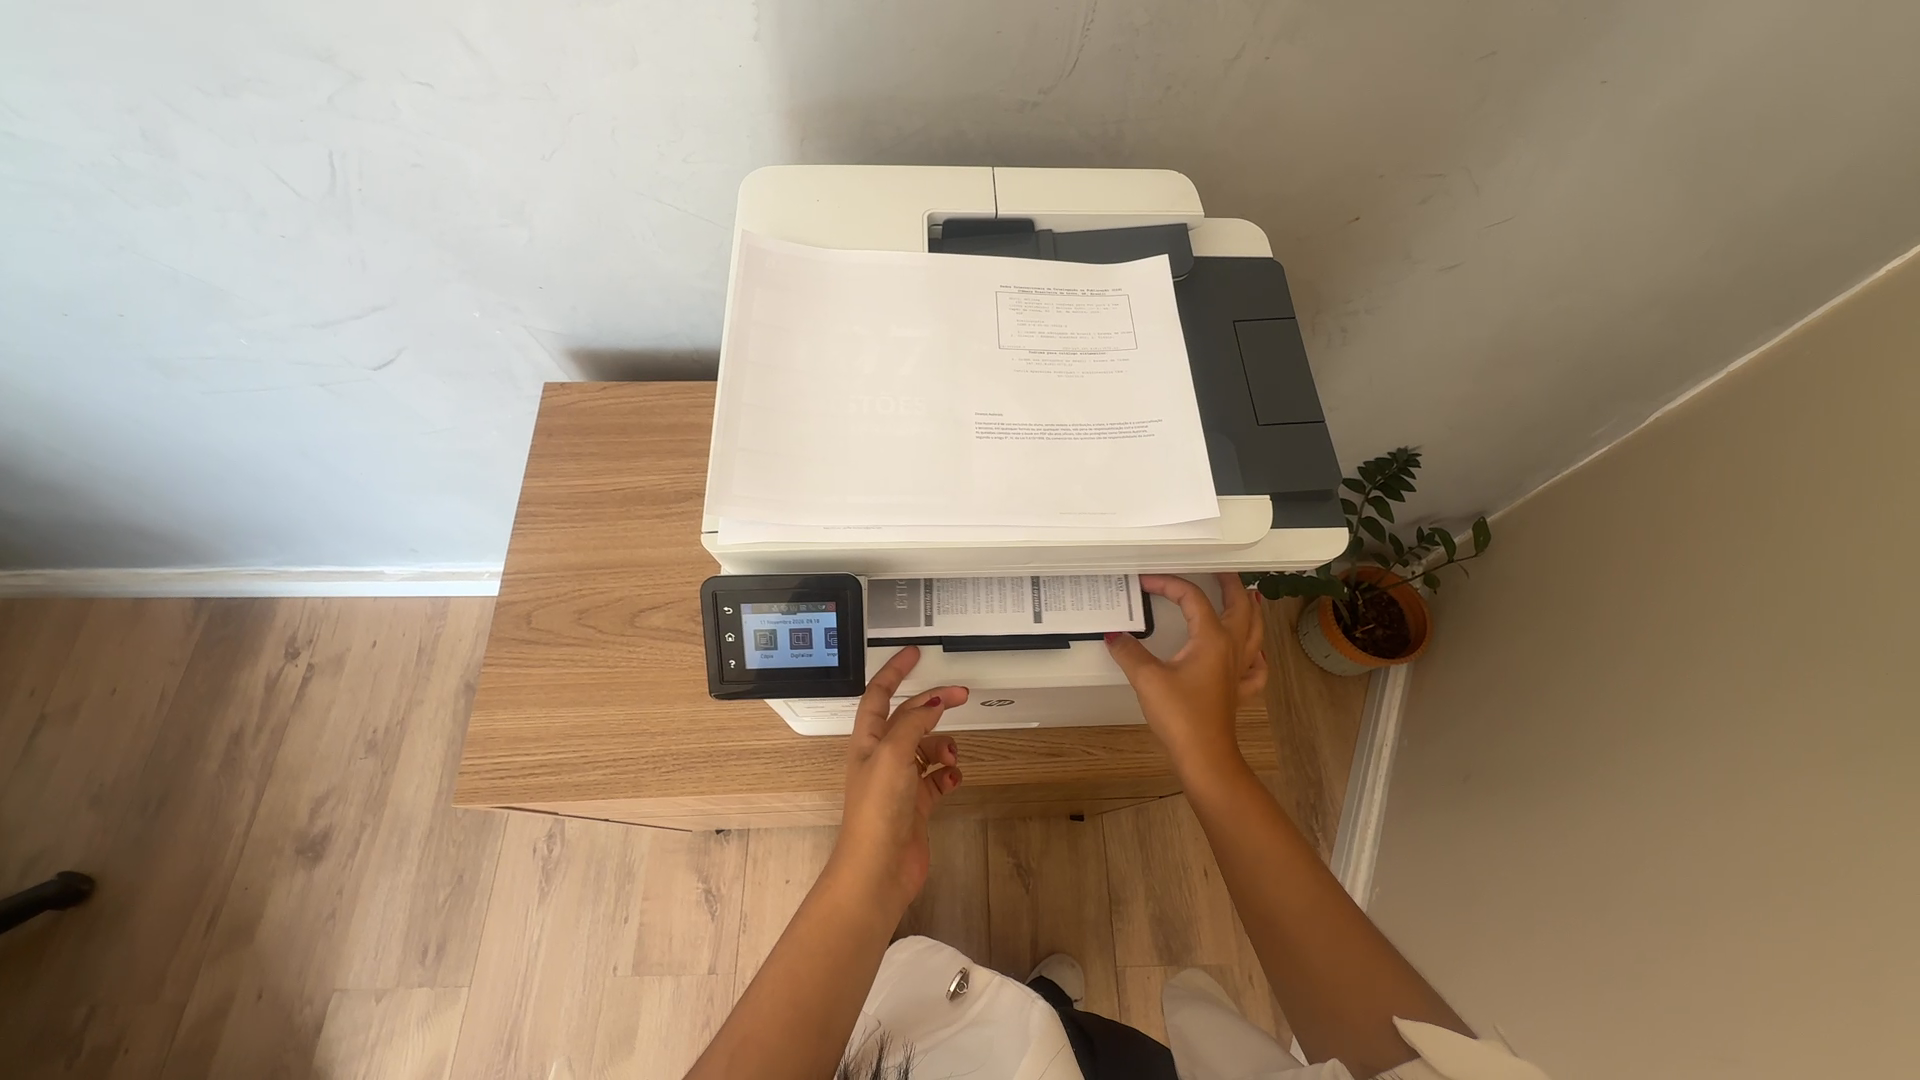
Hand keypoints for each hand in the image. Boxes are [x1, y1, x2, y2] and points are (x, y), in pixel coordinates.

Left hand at [826, 646, 966, 917]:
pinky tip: (954, 777)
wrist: (878, 870)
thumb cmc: (878, 810)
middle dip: (933, 705)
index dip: (894, 671)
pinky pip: (936, 779)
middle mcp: (881, 758)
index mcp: (867, 741)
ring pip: (925, 748)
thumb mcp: (893, 755)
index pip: (879, 695)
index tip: (914, 653)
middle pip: (908, 719)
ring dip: (943, 744)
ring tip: (952, 755)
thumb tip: (933, 702)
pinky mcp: (916, 806)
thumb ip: (913, 723)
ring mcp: (898, 783)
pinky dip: (948, 774)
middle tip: (962, 696)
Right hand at [1105, 573, 1266, 781]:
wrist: (1205, 756)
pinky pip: (1257, 666)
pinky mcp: (1239, 691)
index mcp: (1212, 638)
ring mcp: (1240, 670)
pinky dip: (1257, 654)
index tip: (1145, 582)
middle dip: (1230, 584)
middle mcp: (1232, 648)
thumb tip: (1114, 635)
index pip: (1192, 598)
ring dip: (1250, 610)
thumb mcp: (1146, 678)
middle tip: (1219, 570)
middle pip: (1239, 606)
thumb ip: (1128, 652)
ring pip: (1254, 631)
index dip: (1168, 584)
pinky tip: (1254, 653)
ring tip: (1246, 597)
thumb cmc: (1180, 715)